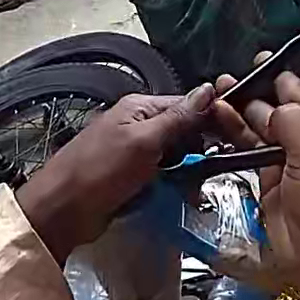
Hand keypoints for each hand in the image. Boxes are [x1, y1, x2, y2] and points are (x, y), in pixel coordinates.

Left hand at [17, 85, 216, 261]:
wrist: (62, 210)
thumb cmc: (101, 171)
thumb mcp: (144, 141)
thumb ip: (177, 119)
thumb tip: (209, 89)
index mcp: (139, 108)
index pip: (186, 106)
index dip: (211, 121)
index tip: (236, 139)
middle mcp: (138, 125)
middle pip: (183, 132)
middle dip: (200, 153)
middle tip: (214, 173)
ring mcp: (134, 152)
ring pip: (176, 157)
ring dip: (188, 174)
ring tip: (195, 192)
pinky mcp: (132, 177)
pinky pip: (163, 176)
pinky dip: (174, 186)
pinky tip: (183, 199)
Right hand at [212, 36, 299, 299]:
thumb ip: (295, 120)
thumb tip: (270, 109)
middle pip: (296, 96)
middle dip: (276, 77)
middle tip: (254, 60)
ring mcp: (294, 155)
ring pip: (267, 118)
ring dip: (247, 100)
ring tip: (225, 80)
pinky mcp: (271, 173)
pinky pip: (250, 142)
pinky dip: (234, 127)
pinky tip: (218, 110)